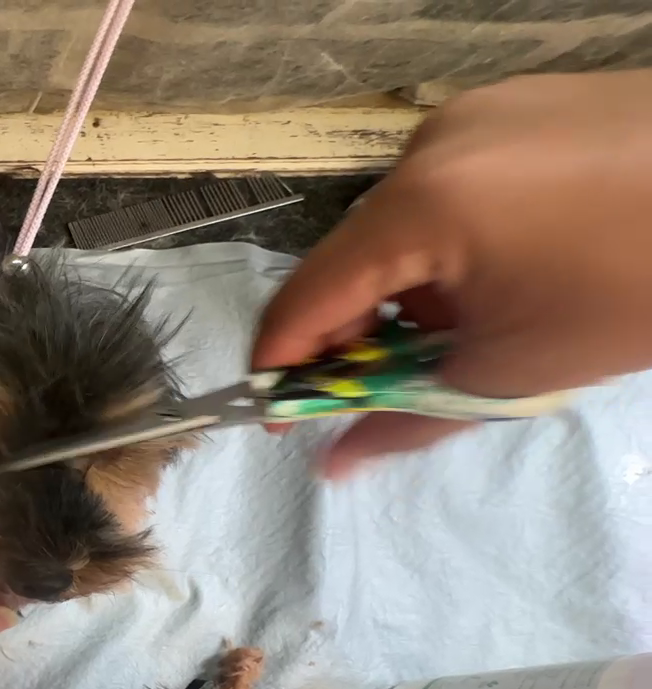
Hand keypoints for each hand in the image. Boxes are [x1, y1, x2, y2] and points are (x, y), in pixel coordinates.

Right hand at [253, 70, 651, 478]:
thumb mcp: (521, 368)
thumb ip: (404, 420)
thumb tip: (332, 467)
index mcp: (418, 207)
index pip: (301, 304)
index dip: (281, 368)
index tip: (284, 417)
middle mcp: (425, 150)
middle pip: (343, 266)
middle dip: (349, 335)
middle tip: (384, 380)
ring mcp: (472, 118)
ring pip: (386, 232)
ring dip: (396, 293)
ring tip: (455, 325)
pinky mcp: (515, 106)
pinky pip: (436, 194)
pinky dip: (439, 247)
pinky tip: (491, 273)